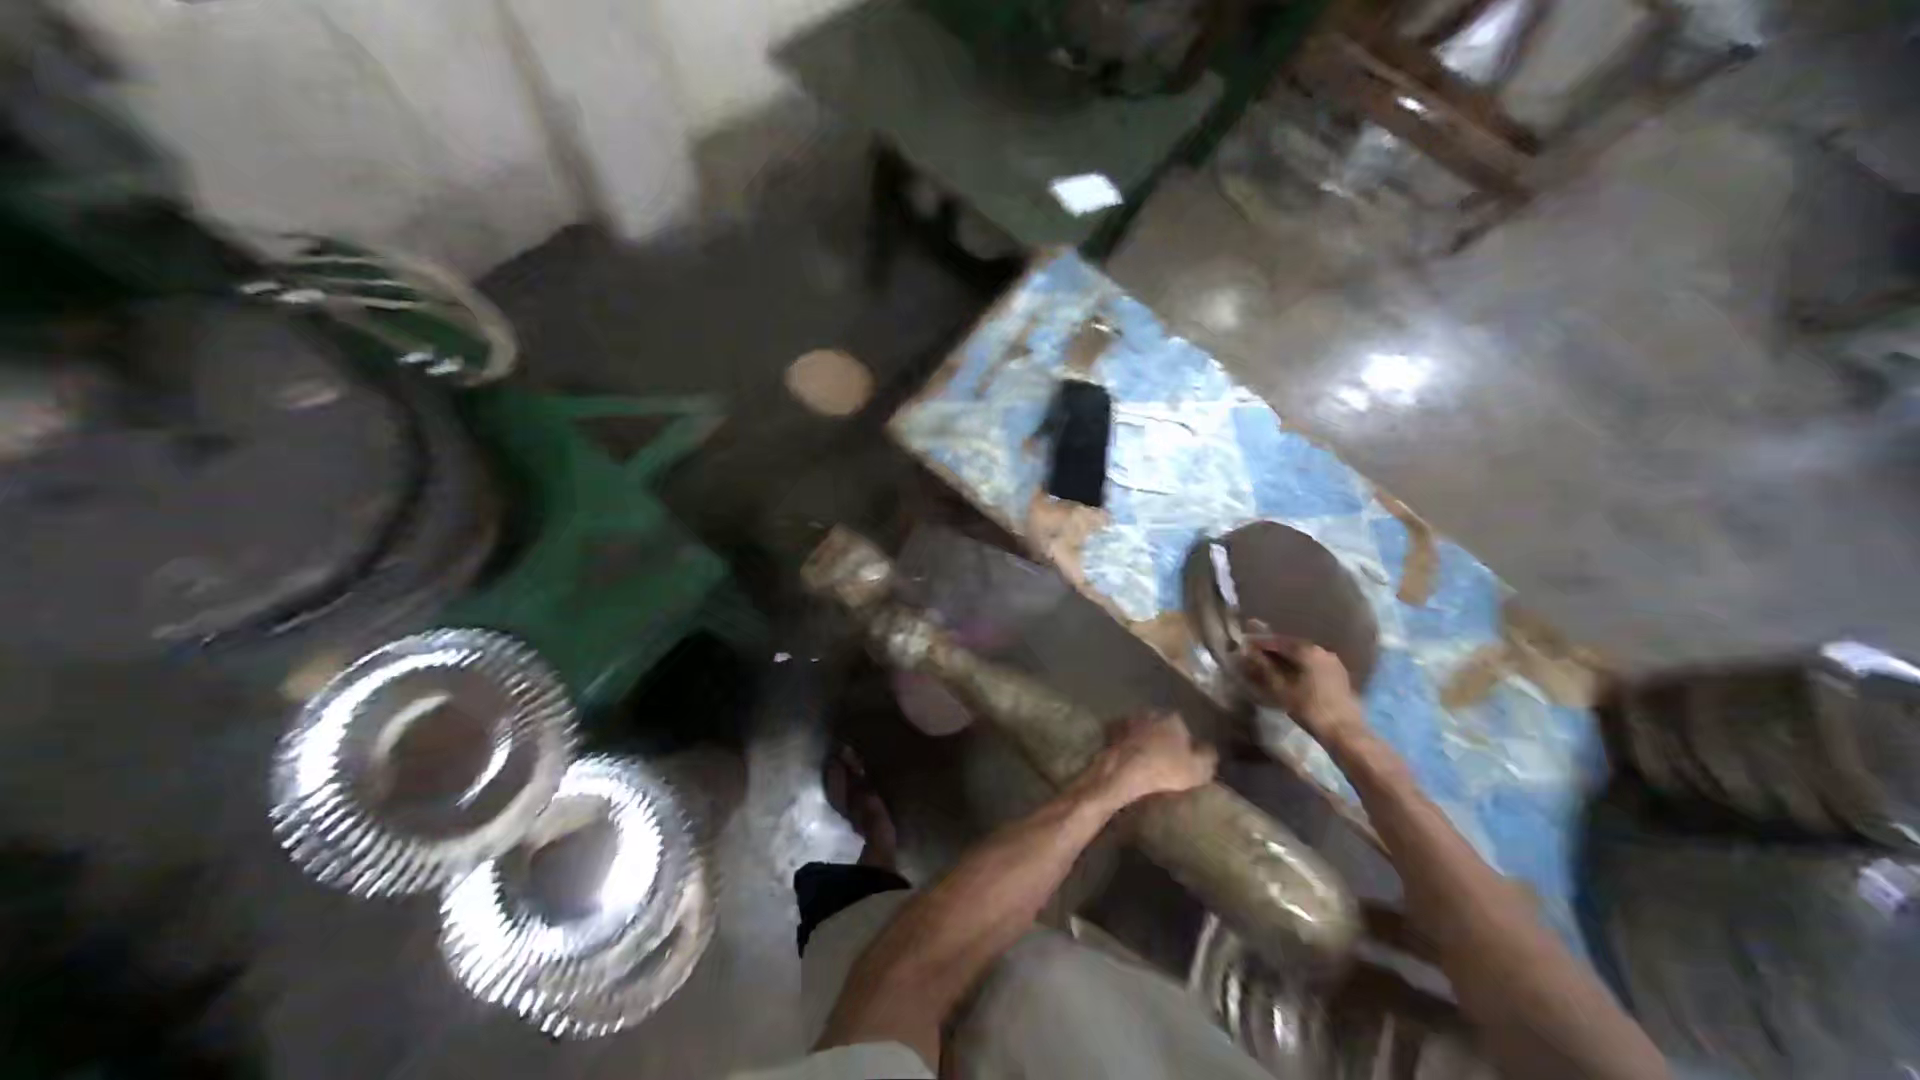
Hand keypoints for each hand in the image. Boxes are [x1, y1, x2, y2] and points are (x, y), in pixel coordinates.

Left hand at [1083, 711, 1216, 809]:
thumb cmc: (1165, 769)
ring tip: (1145, 759)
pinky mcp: (1110, 731)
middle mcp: (1150, 712)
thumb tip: (1208, 748)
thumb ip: (1208, 756)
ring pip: (1140, 729)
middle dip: (1162, 737)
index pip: (1183, 726)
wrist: (1123, 772)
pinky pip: (1123, 738)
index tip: (1182, 758)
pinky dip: (1126, 744)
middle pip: (1160, 724)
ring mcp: (1128, 720)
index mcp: (1173, 718)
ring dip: (1143, 739)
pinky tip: (1128, 758)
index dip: (1184, 743)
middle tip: (1163, 758)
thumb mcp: (1199, 769)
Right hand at [1244, 636, 1367, 747]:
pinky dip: (1300, 666)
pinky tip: (1291, 674)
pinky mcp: (1339, 675)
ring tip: (1271, 666)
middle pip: (1292, 646)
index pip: (1278, 641)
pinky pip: (1313, 664)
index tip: (1245, 645)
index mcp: (1307, 651)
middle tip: (1256, 655)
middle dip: (1273, 650)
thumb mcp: (1280, 688)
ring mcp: (1333, 663)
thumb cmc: (1308, 708)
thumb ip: (1264, 667)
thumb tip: (1248, 651)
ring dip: (1287, 659)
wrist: (1344, 732)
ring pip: (1303, 656)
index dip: (1260, 643)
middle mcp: (1322, 651)